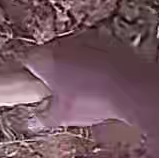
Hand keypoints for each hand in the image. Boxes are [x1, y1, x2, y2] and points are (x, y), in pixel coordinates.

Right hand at [24, 33, 158, 127]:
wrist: (131, 88)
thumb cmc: (92, 100)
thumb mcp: (62, 117)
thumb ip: (44, 116)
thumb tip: (36, 119)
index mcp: (45, 58)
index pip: (27, 61)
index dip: (31, 77)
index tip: (36, 89)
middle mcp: (63, 42)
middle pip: (51, 55)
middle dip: (55, 73)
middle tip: (62, 95)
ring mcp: (87, 39)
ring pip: (74, 53)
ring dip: (76, 67)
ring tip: (86, 91)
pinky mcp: (108, 40)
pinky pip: (95, 52)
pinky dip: (96, 64)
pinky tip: (104, 83)